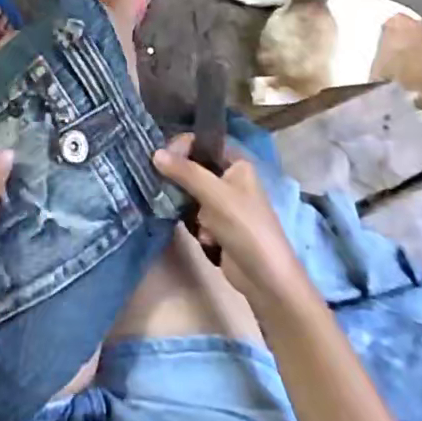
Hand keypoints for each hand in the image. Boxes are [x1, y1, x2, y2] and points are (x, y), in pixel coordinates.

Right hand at [152, 134, 312, 308]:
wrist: (266, 277)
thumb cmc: (245, 226)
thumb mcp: (214, 195)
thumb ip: (185, 172)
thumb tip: (156, 153)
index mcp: (238, 164)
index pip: (205, 143)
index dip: (184, 146)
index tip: (163, 158)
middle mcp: (231, 180)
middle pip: (196, 168)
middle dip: (182, 181)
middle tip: (165, 187)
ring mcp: (226, 204)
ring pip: (193, 194)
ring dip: (190, 207)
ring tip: (193, 219)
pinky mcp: (219, 226)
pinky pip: (197, 216)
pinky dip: (198, 226)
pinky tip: (206, 239)